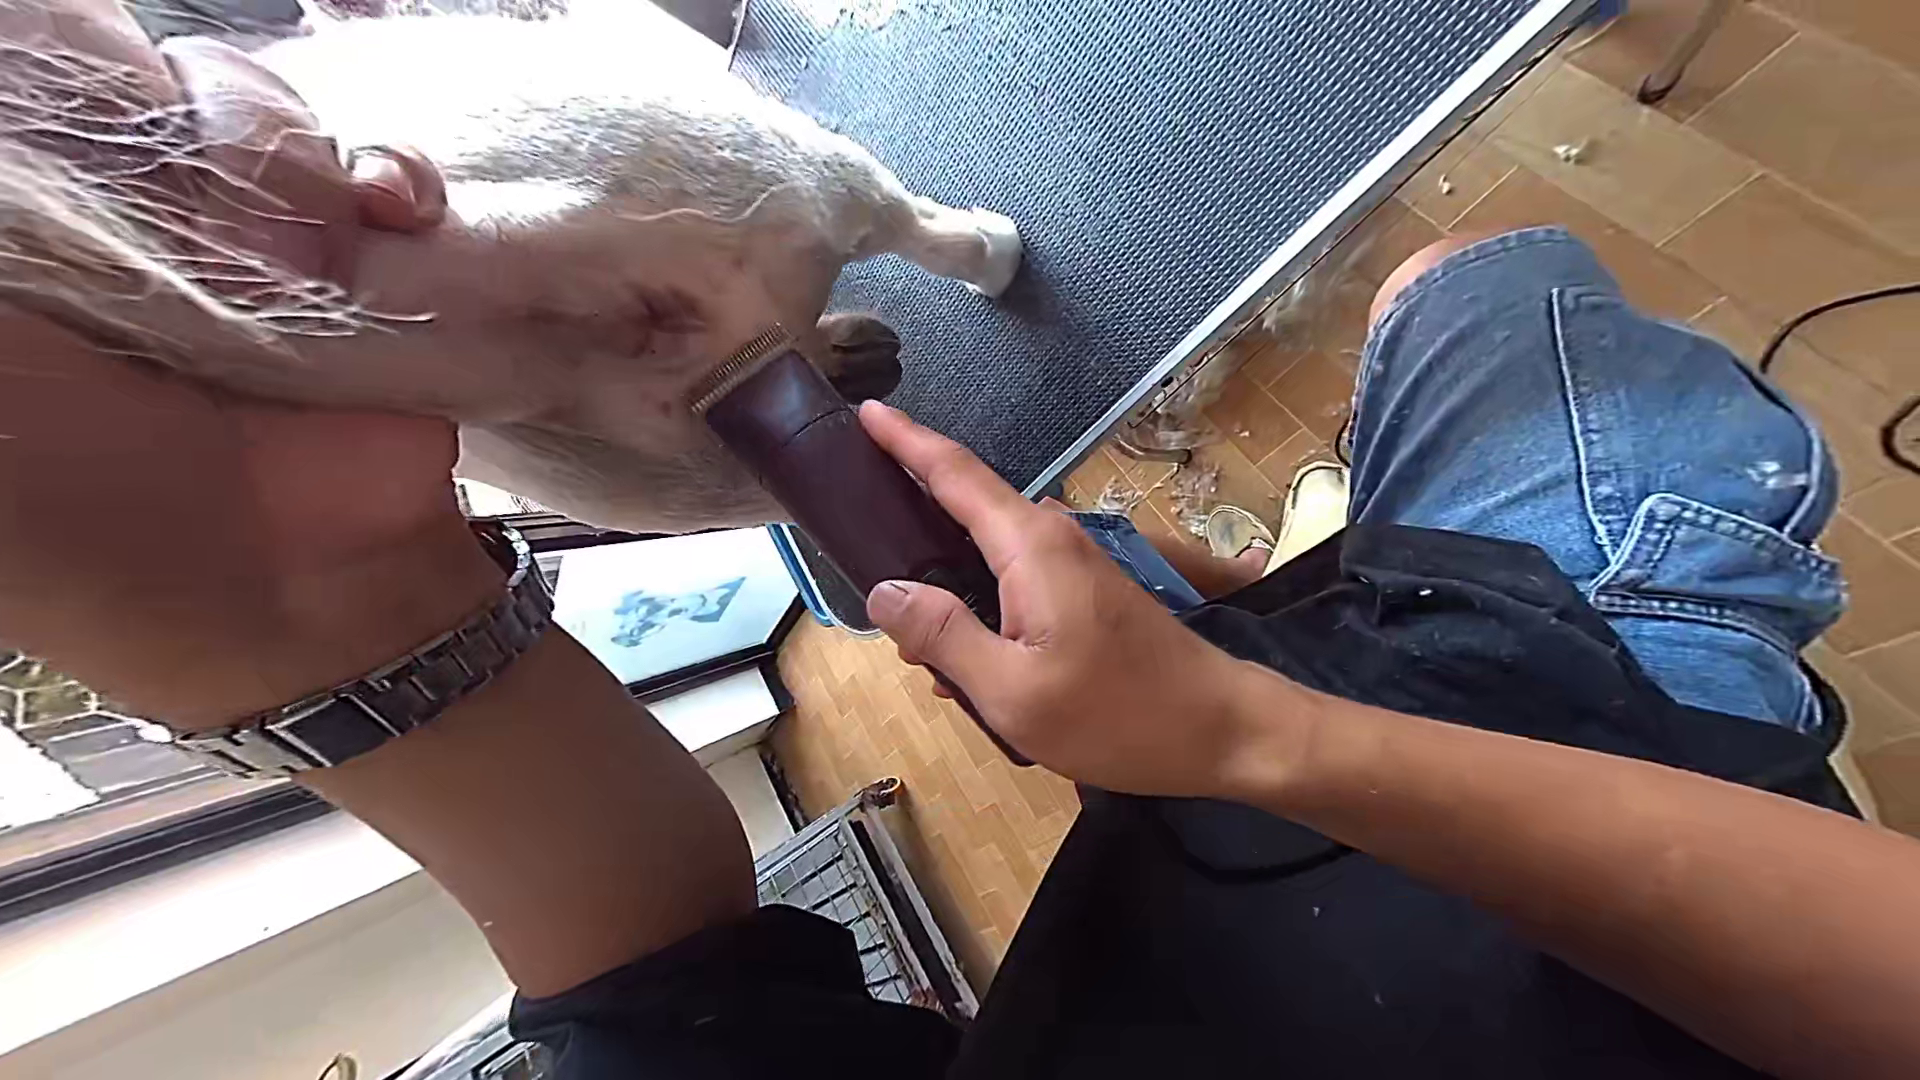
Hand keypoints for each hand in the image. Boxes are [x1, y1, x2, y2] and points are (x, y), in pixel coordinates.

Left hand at [0, 6, 485, 730]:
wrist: (298, 561)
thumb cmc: (70, 483)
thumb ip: (2, 217)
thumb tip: (58, 141)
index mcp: (5, 209)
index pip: (17, 49)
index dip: (51, 78)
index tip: (69, 195)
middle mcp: (103, 193)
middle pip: (106, 51)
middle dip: (149, 132)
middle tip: (187, 253)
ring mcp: (251, 227)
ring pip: (249, 97)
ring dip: (283, 172)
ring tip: (307, 273)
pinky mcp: (372, 264)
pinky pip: (382, 163)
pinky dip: (397, 178)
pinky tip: (403, 218)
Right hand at [859, 402, 1281, 797]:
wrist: (1221, 730)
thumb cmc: (1119, 714)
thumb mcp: (1012, 690)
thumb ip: (942, 634)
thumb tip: (885, 592)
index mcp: (1029, 545)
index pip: (954, 472)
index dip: (905, 440)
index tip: (867, 414)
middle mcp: (1050, 538)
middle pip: (964, 512)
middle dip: (914, 536)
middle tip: (878, 587)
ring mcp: (1071, 564)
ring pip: (985, 561)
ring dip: (950, 596)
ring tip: (930, 657)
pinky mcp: (1082, 592)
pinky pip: (1012, 586)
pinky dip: (982, 614)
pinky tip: (973, 667)